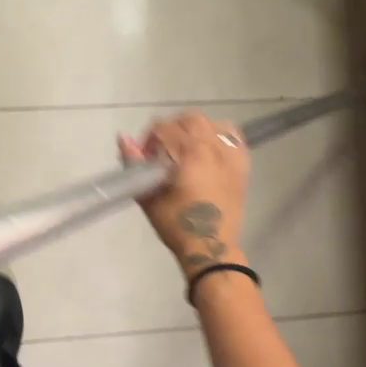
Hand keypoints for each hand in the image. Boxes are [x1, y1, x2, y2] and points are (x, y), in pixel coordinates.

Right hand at [118, 111, 251, 274]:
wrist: (211, 248)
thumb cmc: (176, 225)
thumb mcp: (148, 196)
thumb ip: (134, 163)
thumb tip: (122, 137)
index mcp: (189, 153)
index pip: (164, 127)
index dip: (148, 138)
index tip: (145, 156)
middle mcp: (213, 147)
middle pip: (190, 118)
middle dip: (171, 128)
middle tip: (163, 150)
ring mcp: (231, 155)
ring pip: (212, 123)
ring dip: (196, 129)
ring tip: (187, 148)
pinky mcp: (242, 165)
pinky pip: (233, 136)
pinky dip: (219, 136)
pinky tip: (210, 150)